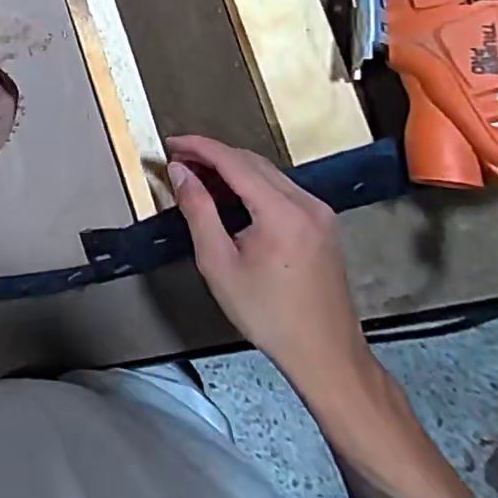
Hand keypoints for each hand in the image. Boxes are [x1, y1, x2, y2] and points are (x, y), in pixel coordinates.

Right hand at [168, 135, 375, 396]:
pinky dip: (251, 184)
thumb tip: (181, 173)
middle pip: (252, 161)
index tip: (172, 144)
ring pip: (268, 172)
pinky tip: (230, 195)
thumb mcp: (218, 263)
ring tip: (198, 176)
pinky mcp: (323, 222)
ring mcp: (320, 211)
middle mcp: (307, 203)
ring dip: (232, 168)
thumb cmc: (268, 315)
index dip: (199, 147)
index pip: (234, 161)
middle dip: (213, 155)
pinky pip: (282, 188)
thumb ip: (197, 210)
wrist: (325, 354)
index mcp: (282, 212)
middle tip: (179, 160)